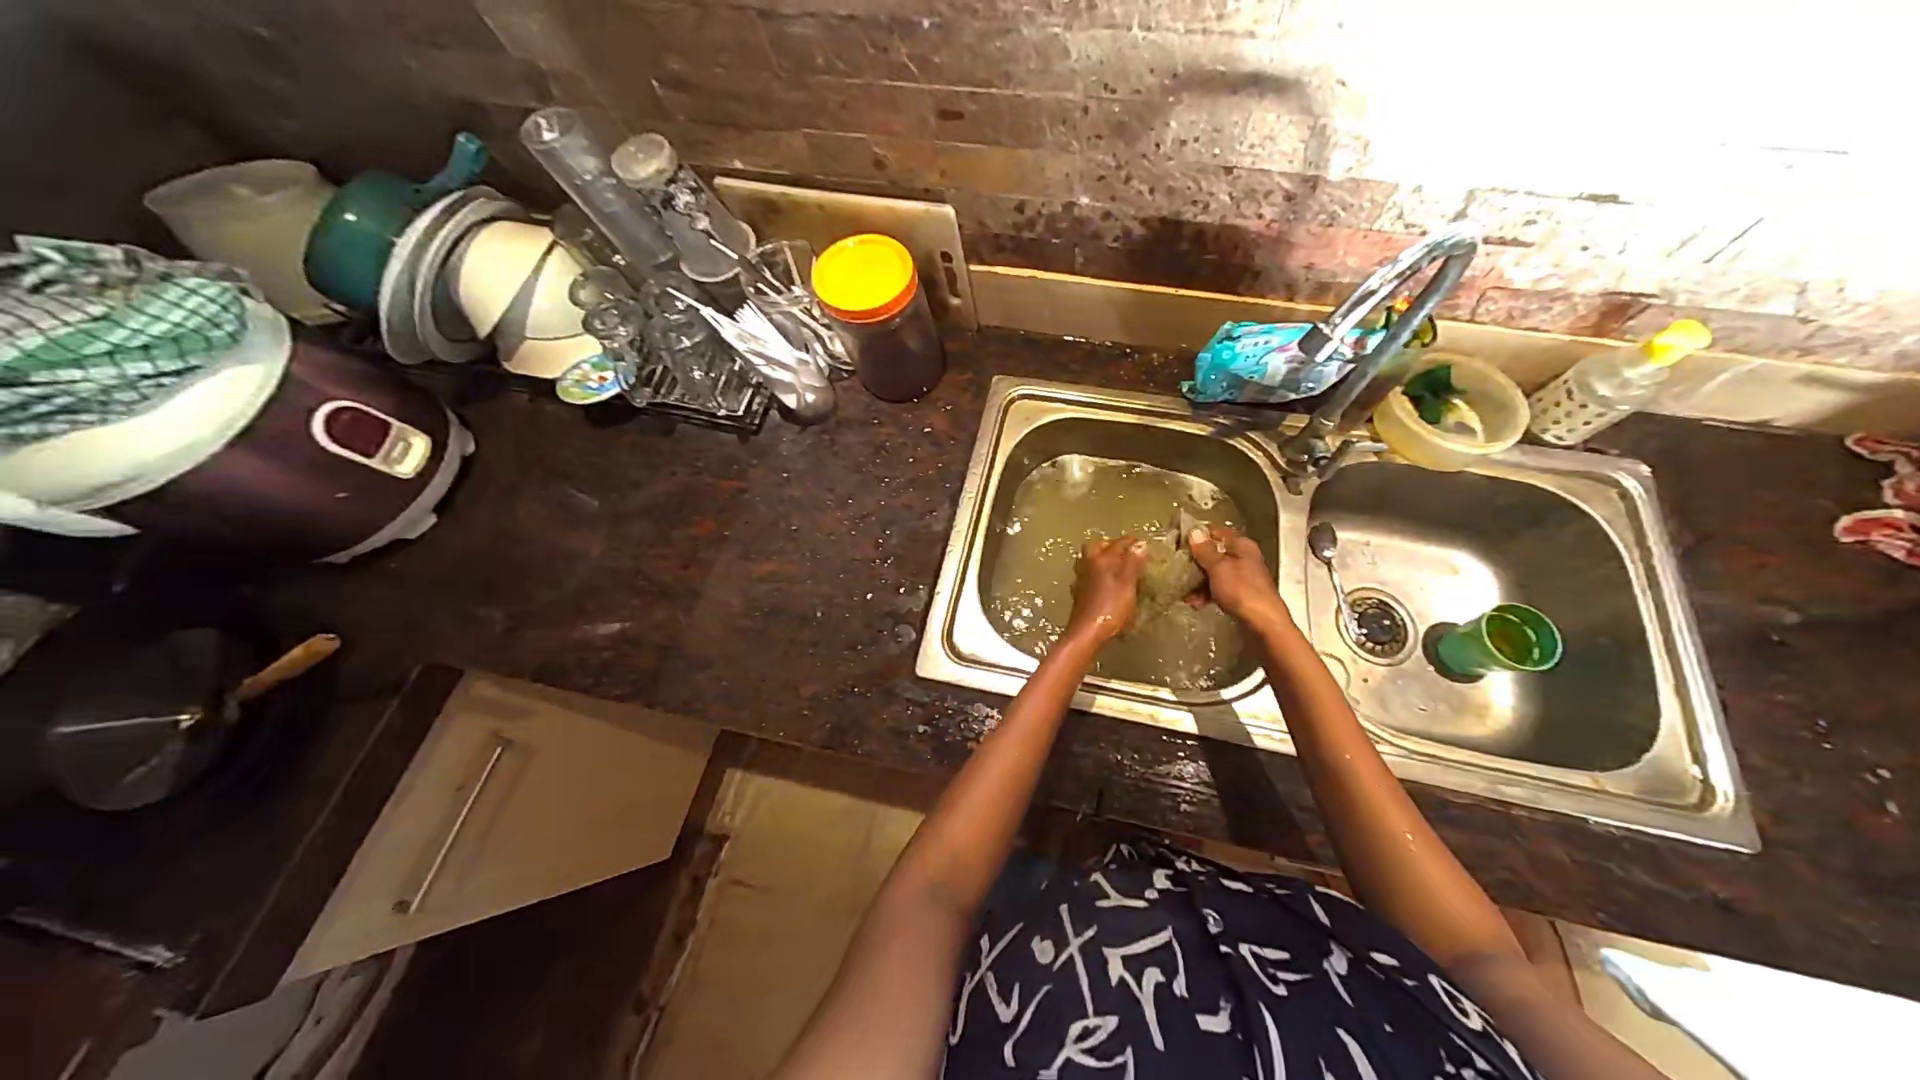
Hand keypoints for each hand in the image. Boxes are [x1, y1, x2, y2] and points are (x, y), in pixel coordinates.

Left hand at [1065, 537, 1146, 644]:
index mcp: (1101, 559)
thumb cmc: (1111, 607)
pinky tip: (1103, 581)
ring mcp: (1080, 578)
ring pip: (1088, 560)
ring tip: (1115, 565)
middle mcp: (1087, 564)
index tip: (1141, 542)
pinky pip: (1086, 574)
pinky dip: (1095, 573)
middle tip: (1123, 551)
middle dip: (1109, 545)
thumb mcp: (1128, 584)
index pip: (1117, 543)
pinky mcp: (1077, 592)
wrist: (1087, 631)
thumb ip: (1133, 563)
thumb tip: (1140, 544)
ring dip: (1100, 558)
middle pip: (1095, 546)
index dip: (1130, 541)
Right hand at [1187, 525, 1291, 631]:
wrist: (1264, 624)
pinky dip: (1207, 594)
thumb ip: (1205, 550)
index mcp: (1242, 546)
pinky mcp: (1241, 595)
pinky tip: (1196, 603)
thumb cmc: (1242, 591)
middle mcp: (1244, 558)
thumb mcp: (1219, 568)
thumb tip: (1194, 531)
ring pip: (1215, 574)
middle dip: (1196, 563)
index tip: (1179, 544)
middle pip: (1214, 554)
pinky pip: (1219, 589)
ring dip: (1199, 582)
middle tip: (1178, 569)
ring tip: (1185, 593)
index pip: (1216, 533)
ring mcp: (1243, 578)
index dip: (1198, 537)